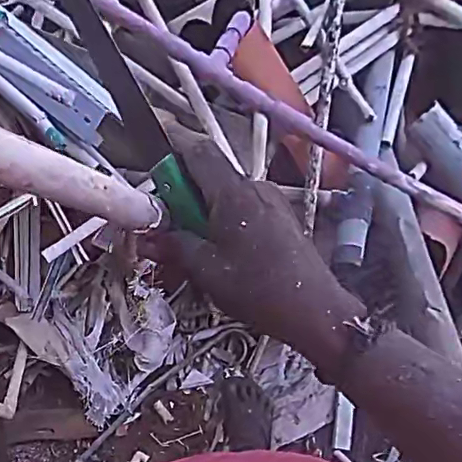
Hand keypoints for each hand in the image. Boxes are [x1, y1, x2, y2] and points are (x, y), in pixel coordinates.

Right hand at [142, 125, 366, 364]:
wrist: (312, 310)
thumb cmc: (260, 290)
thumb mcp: (205, 270)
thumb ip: (175, 246)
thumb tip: (150, 238)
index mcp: (233, 194)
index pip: (197, 152)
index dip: (171, 156)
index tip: (154, 181)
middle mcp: (255, 188)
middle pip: (209, 176)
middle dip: (183, 198)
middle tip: (167, 228)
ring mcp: (271, 201)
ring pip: (225, 195)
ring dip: (202, 214)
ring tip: (194, 248)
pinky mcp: (279, 218)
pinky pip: (242, 209)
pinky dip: (223, 223)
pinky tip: (219, 253)